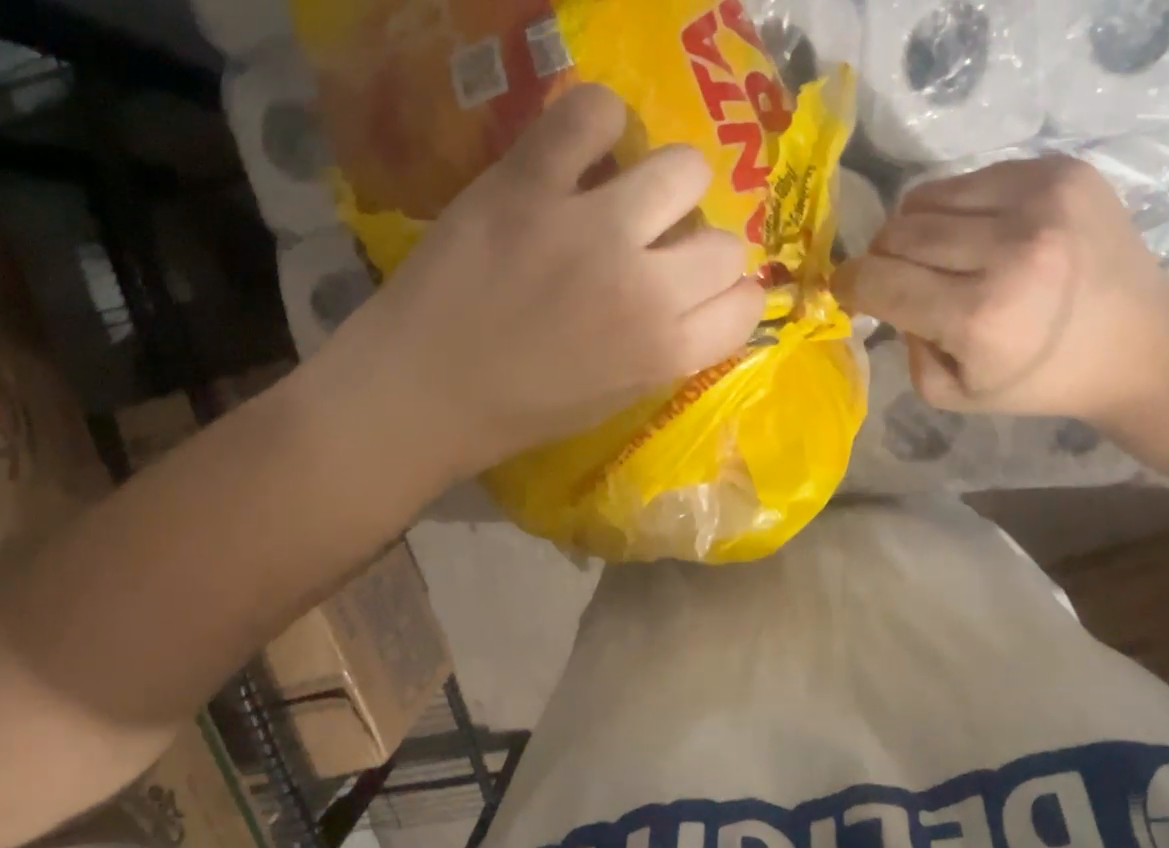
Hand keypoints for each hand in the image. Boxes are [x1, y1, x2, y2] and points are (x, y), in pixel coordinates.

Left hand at [329, 84, 764, 478]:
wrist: (419, 392)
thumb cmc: (515, 413)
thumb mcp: (612, 399)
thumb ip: (664, 348)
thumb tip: (693, 299)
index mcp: (665, 352)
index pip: (749, 303)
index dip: (729, 296)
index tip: (702, 293)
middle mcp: (644, 287)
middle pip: (726, 242)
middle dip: (699, 248)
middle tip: (659, 249)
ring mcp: (589, 228)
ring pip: (683, 168)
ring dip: (667, 184)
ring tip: (627, 196)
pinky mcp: (530, 183)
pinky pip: (593, 114)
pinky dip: (598, 123)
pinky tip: (583, 149)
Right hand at [832, 155, 1168, 421]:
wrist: (1140, 343)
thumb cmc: (1040, 380)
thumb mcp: (955, 393)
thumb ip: (904, 349)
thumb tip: (886, 295)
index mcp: (979, 316)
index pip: (877, 279)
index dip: (851, 284)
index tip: (850, 290)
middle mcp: (1009, 249)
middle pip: (896, 233)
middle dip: (885, 259)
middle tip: (904, 279)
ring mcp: (1039, 200)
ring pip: (926, 198)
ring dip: (919, 230)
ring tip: (945, 255)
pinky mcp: (1061, 170)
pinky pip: (972, 176)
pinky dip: (961, 206)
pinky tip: (986, 234)